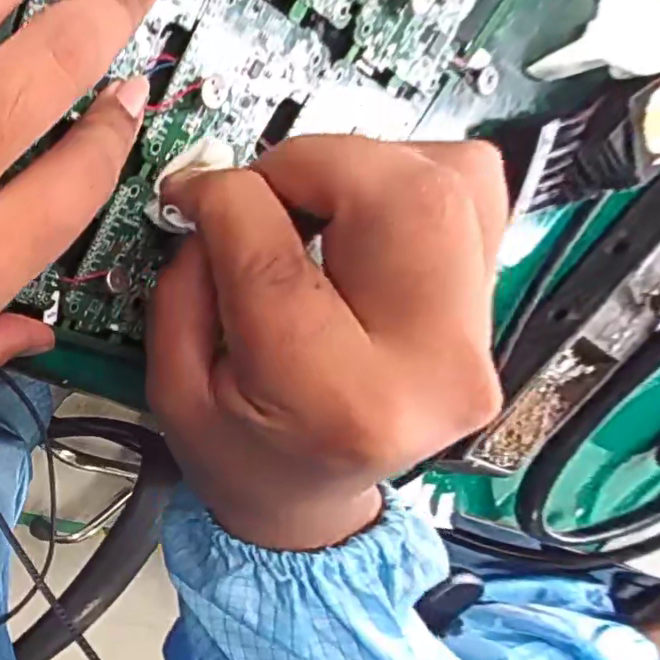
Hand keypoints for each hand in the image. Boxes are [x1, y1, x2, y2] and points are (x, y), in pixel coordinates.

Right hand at [148, 137, 508, 550]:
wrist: (303, 497)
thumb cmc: (227, 452)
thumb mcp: (170, 387)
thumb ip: (184, 292)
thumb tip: (211, 209)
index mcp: (324, 396)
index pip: (273, 257)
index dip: (221, 201)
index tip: (186, 189)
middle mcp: (426, 363)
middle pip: (399, 195)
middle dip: (305, 163)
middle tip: (249, 185)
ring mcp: (476, 336)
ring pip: (451, 178)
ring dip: (356, 165)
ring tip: (295, 200)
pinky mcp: (489, 314)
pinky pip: (473, 198)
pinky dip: (400, 180)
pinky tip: (344, 212)